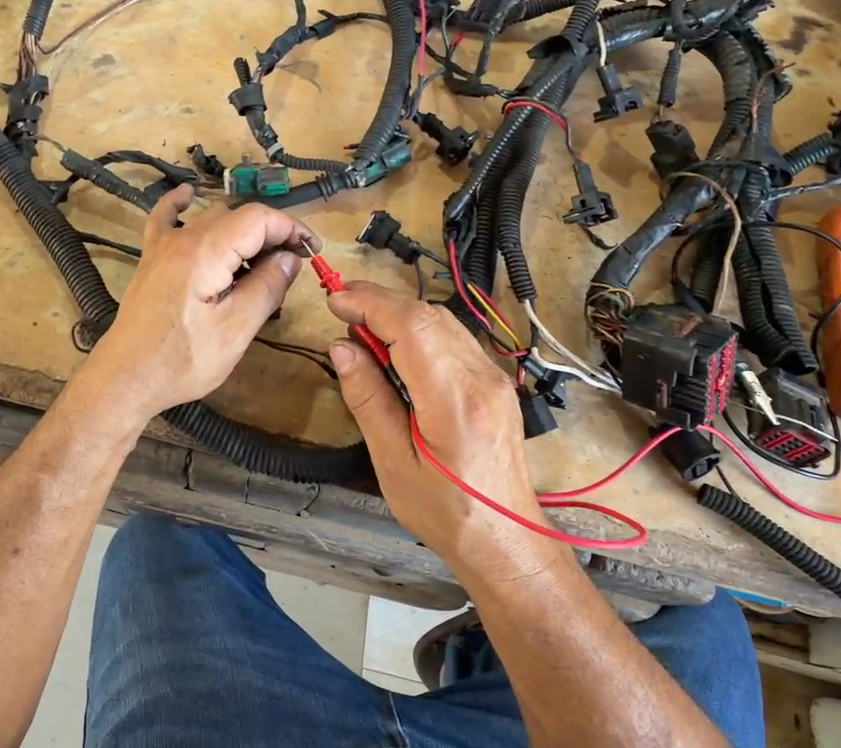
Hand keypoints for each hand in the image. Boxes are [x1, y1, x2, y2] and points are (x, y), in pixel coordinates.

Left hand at [67, 186, 316, 427]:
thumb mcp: (236, 330)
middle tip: (292, 266)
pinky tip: (188, 194)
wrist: (127, 378)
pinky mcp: (151, 260)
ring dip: (241, 232)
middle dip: (271, 234)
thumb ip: (266, 287)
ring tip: (261, 263)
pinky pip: (165, 219)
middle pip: (237, 217)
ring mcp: (163, 246)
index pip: (258, 218)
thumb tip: (290, 258)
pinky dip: (180, 205)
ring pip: (210, 219)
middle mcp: (183, 238)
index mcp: (206, 251)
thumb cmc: (183, 360)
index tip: (312, 250)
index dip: (291, 228)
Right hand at [326, 282, 565, 582]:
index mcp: (454, 401)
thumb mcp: (392, 463)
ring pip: (443, 321)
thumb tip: (342, 347)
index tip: (334, 301)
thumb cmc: (445, 512)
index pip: (412, 327)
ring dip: (399, 312)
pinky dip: (419, 329)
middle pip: (428, 315)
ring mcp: (494, 378)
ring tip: (359, 320)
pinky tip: (394, 344)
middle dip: (380, 301)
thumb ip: (368, 399)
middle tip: (339, 304)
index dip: (370, 304)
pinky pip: (454, 338)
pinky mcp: (496, 383)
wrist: (506, 540)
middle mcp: (481, 378)